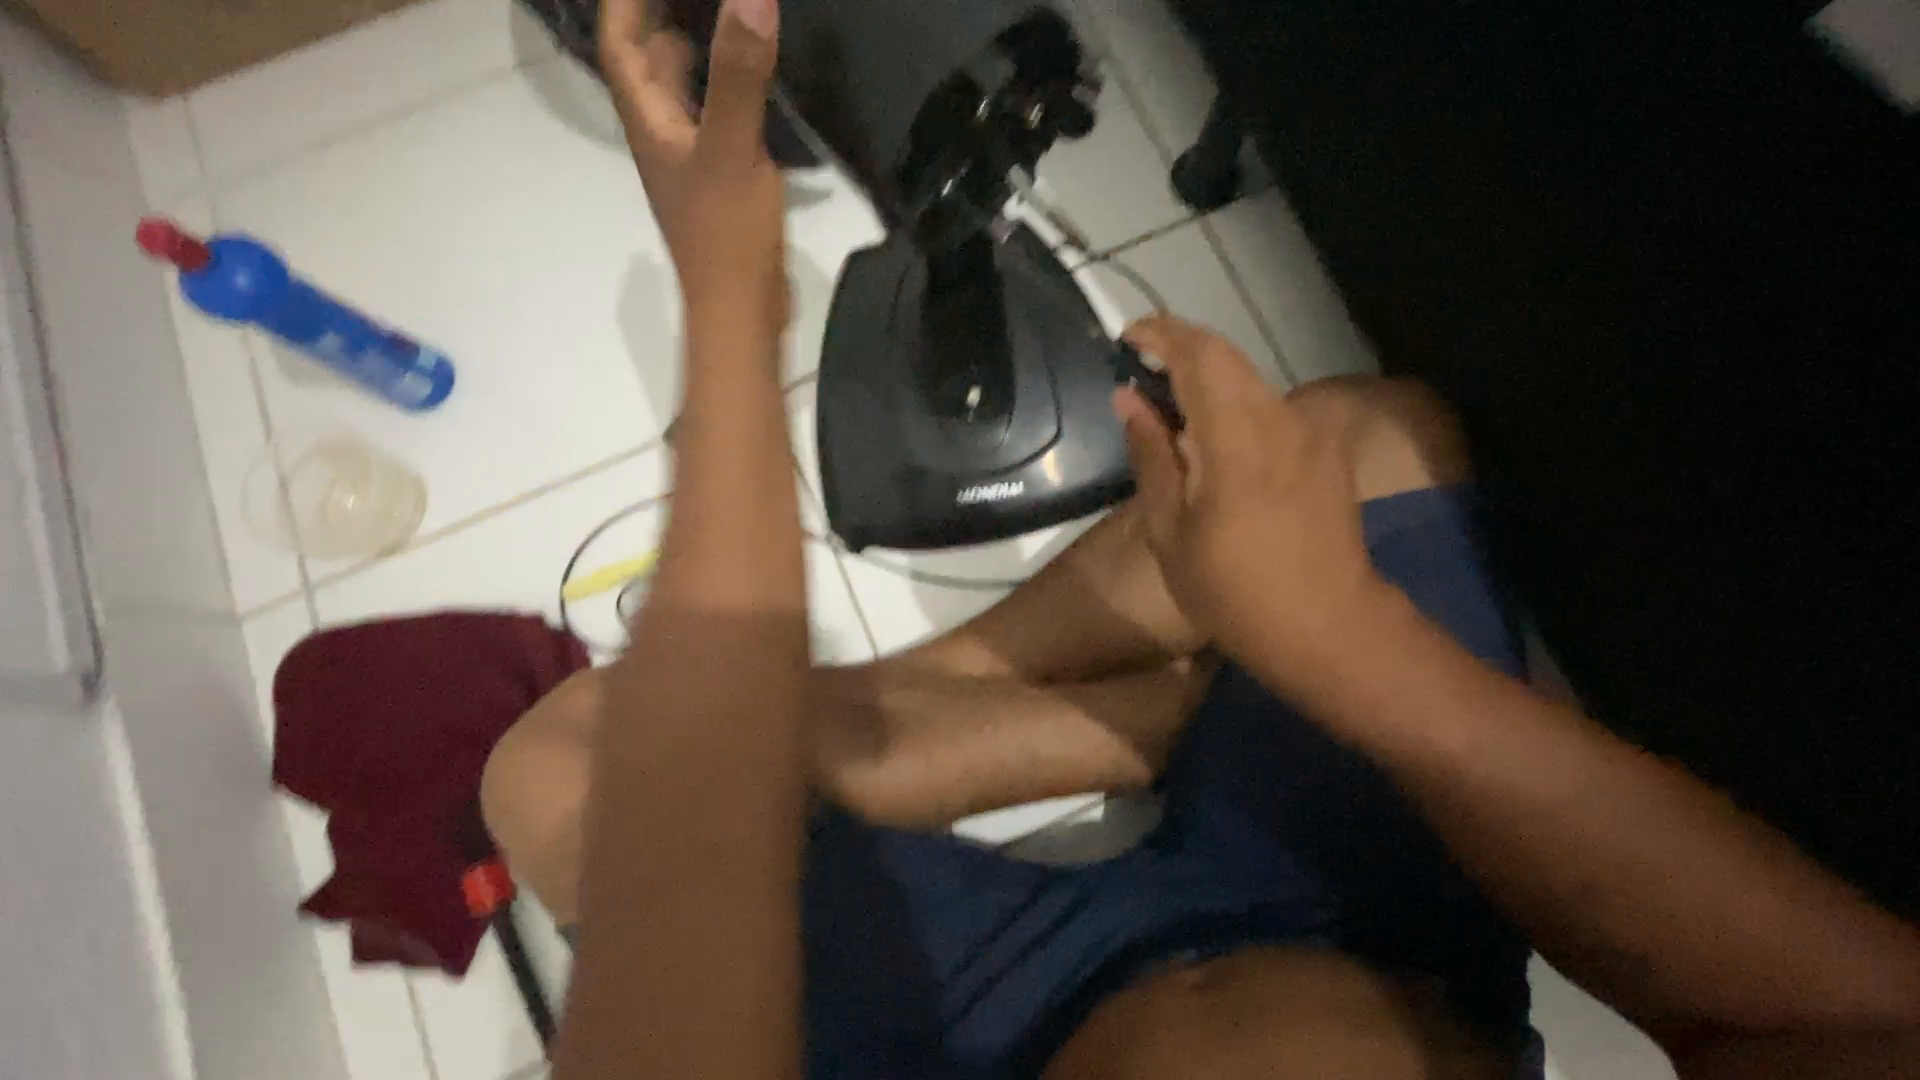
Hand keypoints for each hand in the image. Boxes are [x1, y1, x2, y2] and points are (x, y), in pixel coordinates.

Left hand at [600, 0, 787, 331]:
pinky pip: (718, 119)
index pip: (621, 40)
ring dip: (700, 49)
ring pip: (686, 90)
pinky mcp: (723, 182)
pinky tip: (759, 80)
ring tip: (731, 15)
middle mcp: (663, 134)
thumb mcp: (733, 148)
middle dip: (665, 13)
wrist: (741, 311)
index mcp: (650, 120)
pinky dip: (730, 90)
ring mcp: (693, 160)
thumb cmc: (727, 236)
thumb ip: (738, 73)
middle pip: (649, 59)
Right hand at [1114, 316, 1390, 688]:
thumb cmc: (1234, 591)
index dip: (1160, 334)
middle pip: (1226, 356)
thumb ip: (1150, 456)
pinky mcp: (1326, 448)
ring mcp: (1310, 431)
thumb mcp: (1170, 533)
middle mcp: (1281, 417)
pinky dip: (1234, 407)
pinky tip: (1216, 446)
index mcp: (1237, 437)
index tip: (1127, 341)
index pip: (1199, 353)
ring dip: (1207, 381)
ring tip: (1171, 416)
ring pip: (1249, 380)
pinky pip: (1270, 408)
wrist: (1328, 626)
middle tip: (1140, 378)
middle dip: (1180, 352)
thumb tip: (1128, 399)